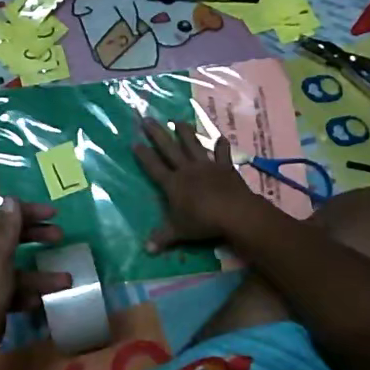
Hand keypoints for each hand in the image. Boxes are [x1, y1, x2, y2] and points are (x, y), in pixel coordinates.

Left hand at [0, 198, 65, 369]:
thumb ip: (6, 230)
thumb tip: (11, 198)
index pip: (6, 217)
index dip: (29, 211)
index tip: (54, 213)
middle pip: (14, 240)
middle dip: (37, 235)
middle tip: (61, 237)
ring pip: (20, 269)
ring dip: (42, 271)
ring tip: (67, 279)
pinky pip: (17, 293)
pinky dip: (32, 293)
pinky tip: (45, 300)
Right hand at [134, 118, 257, 252]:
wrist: (234, 212)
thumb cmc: (202, 222)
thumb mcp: (179, 232)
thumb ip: (162, 238)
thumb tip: (146, 250)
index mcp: (173, 184)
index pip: (154, 167)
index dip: (143, 155)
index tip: (134, 141)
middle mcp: (187, 170)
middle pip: (169, 149)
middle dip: (157, 134)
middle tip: (147, 119)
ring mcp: (207, 166)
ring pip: (193, 145)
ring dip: (186, 132)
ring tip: (178, 120)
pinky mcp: (225, 167)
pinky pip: (222, 154)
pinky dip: (221, 146)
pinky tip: (221, 137)